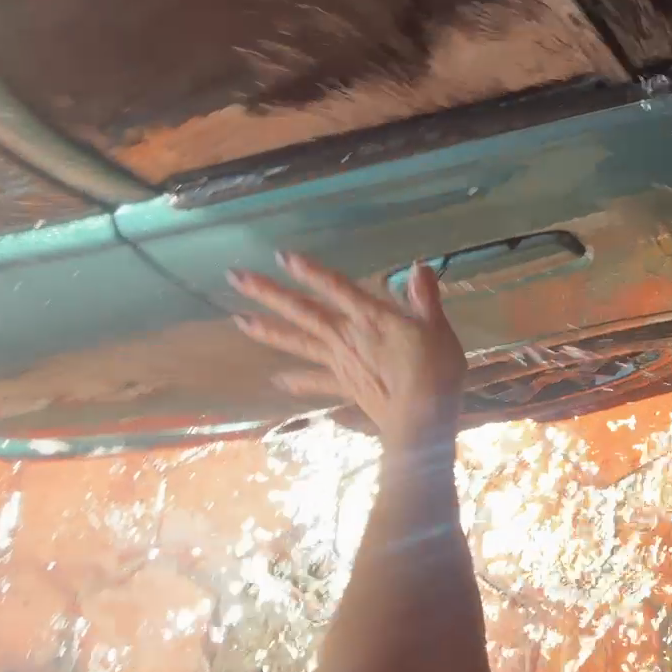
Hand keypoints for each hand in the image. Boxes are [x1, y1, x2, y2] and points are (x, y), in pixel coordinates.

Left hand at [228, 253, 466, 443]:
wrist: (420, 415)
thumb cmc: (434, 367)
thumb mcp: (437, 328)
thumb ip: (425, 298)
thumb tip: (418, 265)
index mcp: (370, 318)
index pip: (336, 289)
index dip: (311, 271)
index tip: (281, 256)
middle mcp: (346, 336)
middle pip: (304, 311)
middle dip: (270, 293)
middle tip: (235, 277)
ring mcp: (340, 362)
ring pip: (300, 341)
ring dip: (269, 330)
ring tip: (239, 320)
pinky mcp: (343, 385)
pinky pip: (316, 381)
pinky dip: (297, 381)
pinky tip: (278, 380)